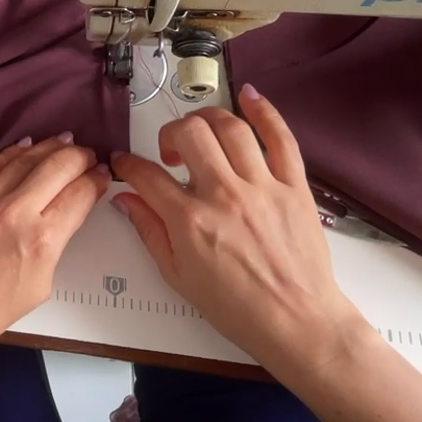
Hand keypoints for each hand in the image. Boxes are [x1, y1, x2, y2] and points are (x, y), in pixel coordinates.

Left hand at [0, 134, 107, 358]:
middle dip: (80, 157)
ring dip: (52, 147)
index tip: (103, 175)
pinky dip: (17, 150)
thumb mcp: (40, 285)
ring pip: (28, 157)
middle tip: (89, 156)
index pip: (80, 194)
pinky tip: (29, 145)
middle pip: (59, 165)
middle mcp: (16, 210)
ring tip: (67, 142)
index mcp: (42, 239)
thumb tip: (65, 215)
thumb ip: (56, 245)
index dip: (97, 180)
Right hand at [109, 85, 366, 375]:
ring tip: (201, 134)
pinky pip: (281, 138)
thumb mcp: (176, 275)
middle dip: (170, 134)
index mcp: (189, 220)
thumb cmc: (235, 307)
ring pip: (229, 127)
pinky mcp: (295, 188)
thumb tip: (124, 199)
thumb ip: (149, 230)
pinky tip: (247, 97)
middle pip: (189, 134)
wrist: (298, 324)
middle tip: (170, 154)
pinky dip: (264, 112)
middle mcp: (223, 195)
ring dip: (206, 120)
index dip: (127, 164)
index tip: (124, 163)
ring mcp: (262, 187)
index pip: (146, 174)